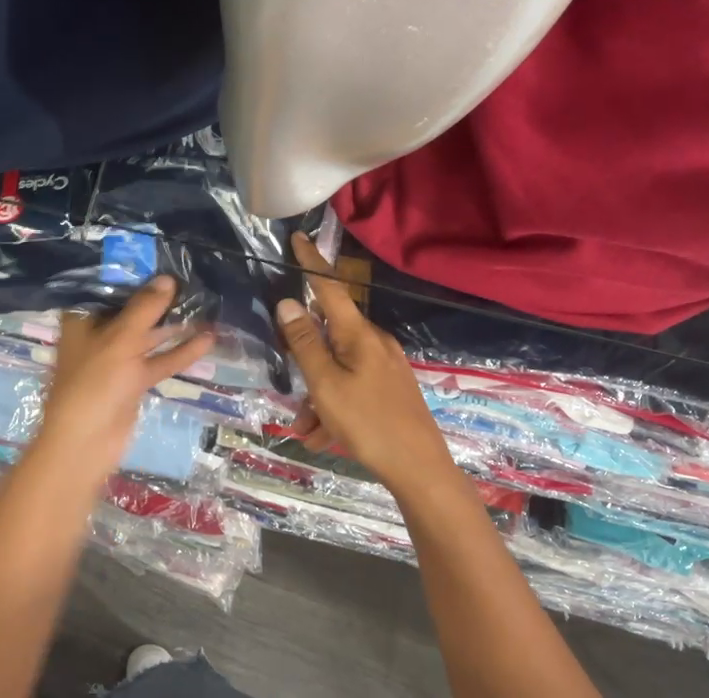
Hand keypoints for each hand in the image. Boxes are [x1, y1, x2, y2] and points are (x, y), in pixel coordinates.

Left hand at [36, 276, 212, 480]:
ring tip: (207, 303)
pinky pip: (159, 360)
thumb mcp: (121, 338)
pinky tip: (208, 338)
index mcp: (83, 319)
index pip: (108, 287)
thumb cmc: (94, 382)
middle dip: (160, 297)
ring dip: (175, 324)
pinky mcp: (133, 381)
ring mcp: (117, 359)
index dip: (133, 273)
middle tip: (192, 276)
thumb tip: (168, 278)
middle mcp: (99, 334)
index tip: (162, 256)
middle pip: (132, 309)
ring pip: (149, 335)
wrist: (85, 444)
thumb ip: (145, 308)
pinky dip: (180, 351)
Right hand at [274, 233, 454, 489]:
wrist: (420, 470)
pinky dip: (332, 404)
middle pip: (328, 333)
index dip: (312, 264)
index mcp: (359, 334)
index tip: (299, 238)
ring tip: (305, 426)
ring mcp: (384, 366)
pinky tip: (322, 435)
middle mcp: (374, 343)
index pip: (330, 288)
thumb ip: (304, 343)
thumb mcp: (326, 384)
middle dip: (304, 357)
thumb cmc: (369, 423)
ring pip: (336, 366)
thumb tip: (288, 303)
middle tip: (287, 379)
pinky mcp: (389, 389)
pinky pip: (350, 386)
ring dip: (316, 391)